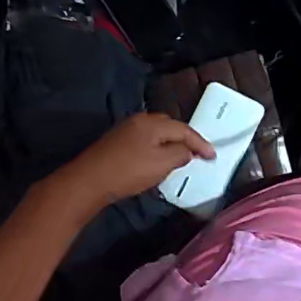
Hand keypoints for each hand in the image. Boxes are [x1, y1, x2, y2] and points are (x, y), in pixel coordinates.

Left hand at [44, 113, 215, 212]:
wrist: (88, 180)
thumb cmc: (128, 172)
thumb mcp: (161, 164)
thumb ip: (180, 153)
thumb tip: (187, 149)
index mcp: (152, 123)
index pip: (184, 129)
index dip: (200, 143)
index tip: (213, 156)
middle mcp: (139, 120)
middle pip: (169, 126)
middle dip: (184, 138)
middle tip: (196, 154)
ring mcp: (125, 129)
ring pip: (155, 133)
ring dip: (169, 143)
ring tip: (178, 158)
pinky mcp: (116, 141)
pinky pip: (144, 139)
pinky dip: (155, 147)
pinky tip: (155, 160)